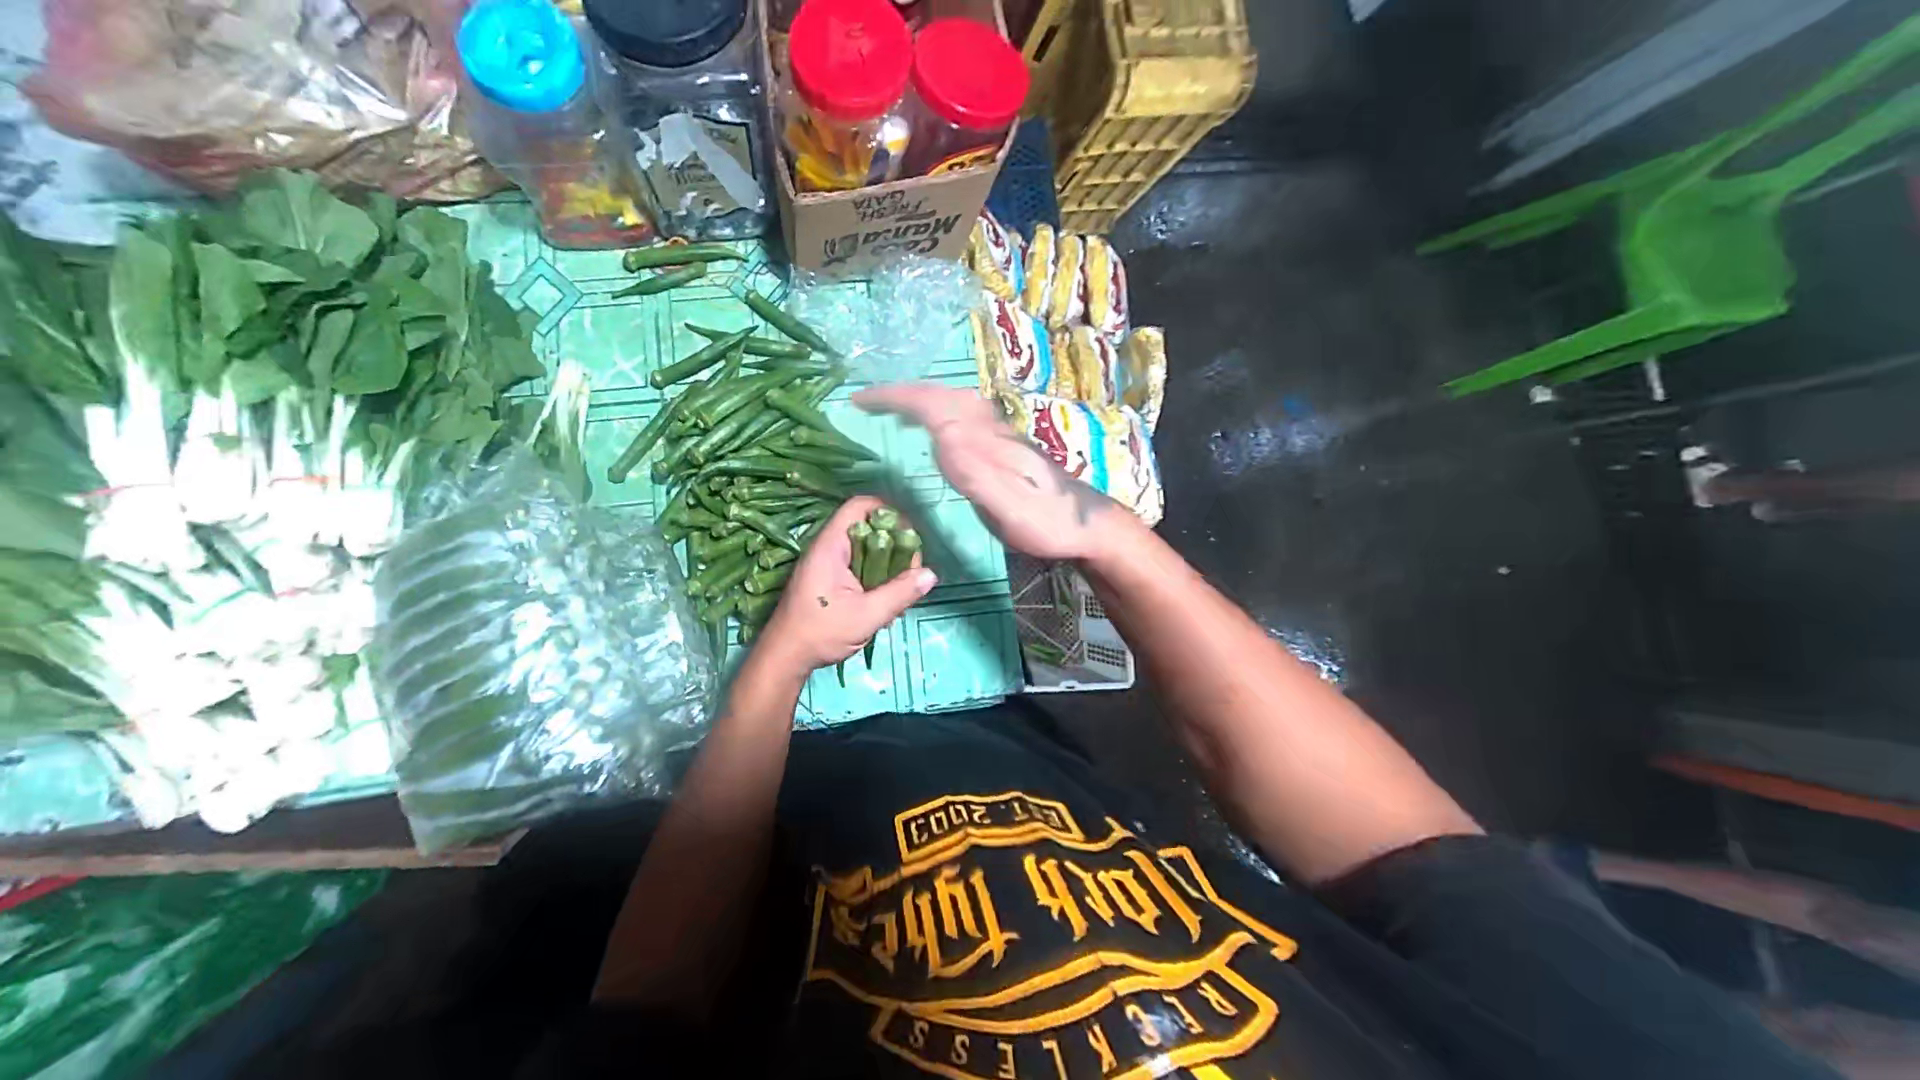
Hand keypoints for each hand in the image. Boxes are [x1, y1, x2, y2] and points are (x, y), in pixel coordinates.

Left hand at [753, 496, 936, 677]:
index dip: (889, 513)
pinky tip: (885, 602)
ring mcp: (827, 563)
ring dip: (887, 566)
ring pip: (866, 549)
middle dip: (894, 545)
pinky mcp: (829, 578)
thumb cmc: (820, 633)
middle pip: (868, 527)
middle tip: (910, 571)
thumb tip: (930, 575)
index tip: (910, 537)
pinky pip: (859, 565)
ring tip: (900, 591)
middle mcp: (828, 547)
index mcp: (831, 546)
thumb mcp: (867, 615)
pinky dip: (876, 577)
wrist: (785, 657)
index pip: (860, 507)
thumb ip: (900, 593)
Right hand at [854, 383, 1129, 562]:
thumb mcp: (1010, 507)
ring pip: (954, 403)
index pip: (934, 407)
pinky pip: (963, 416)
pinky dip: (939, 412)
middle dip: (903, 394)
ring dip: (921, 399)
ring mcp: (1000, 435)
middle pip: (942, 398)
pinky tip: (935, 425)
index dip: (897, 399)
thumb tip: (940, 434)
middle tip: (868, 401)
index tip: (862, 401)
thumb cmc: (1047, 523)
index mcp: (986, 441)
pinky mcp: (1004, 447)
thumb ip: (975, 472)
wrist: (1087, 525)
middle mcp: (991, 429)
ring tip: (892, 407)